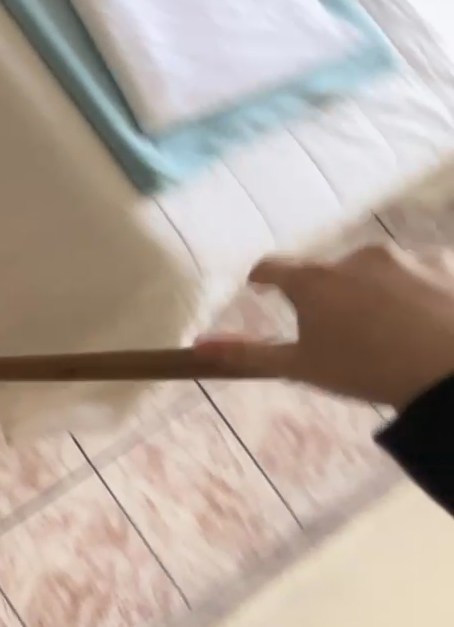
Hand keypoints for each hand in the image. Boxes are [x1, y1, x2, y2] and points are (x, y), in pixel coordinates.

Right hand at [196, 243, 453, 406]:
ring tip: (392, 324)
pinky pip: (428, 272)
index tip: (262, 291)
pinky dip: (422, 290)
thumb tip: (196, 345)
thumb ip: (245, 352)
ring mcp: (417, 257)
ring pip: (380, 269)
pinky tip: (430, 319)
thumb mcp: (301, 366)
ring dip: (377, 288)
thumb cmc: (372, 369)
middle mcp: (360, 257)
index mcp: (314, 279)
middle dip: (329, 290)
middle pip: (329, 269)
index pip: (270, 267)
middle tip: (339, 324)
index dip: (262, 279)